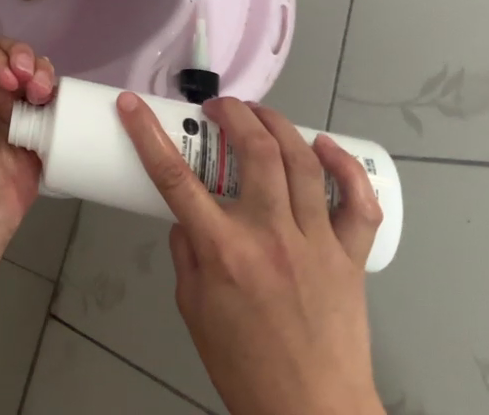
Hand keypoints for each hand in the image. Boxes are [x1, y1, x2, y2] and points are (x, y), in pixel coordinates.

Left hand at [0, 24, 56, 238]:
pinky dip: (53, 92)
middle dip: (24, 59)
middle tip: (28, 80)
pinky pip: (49, 99)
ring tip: (41, 93)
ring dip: (41, 74)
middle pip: (11, 55)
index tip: (7, 79)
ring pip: (33, 72)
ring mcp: (13, 109)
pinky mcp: (36, 128)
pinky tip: (52, 100)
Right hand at [118, 95, 384, 414]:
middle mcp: (270, 236)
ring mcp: (317, 244)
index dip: (147, 133)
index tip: (131, 104)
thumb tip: (189, 217)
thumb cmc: (242, 365)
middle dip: (232, 114)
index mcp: (223, 250)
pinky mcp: (351, 258)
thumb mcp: (193, 306)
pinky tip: (325, 146)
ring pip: (303, 163)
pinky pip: (357, 204)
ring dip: (279, 126)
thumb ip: (188, 252)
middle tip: (216, 107)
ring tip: (259, 115)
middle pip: (254, 152)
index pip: (174, 176)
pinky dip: (344, 168)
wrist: (312, 412)